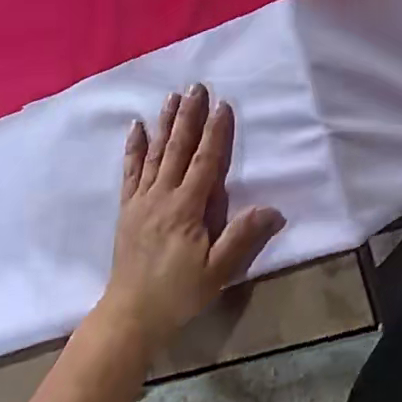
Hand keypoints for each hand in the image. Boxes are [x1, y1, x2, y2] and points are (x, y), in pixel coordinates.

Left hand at [100, 85, 285, 350]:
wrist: (130, 315)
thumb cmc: (179, 293)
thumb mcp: (218, 271)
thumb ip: (242, 237)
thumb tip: (273, 209)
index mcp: (186, 208)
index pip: (205, 162)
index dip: (216, 133)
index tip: (223, 105)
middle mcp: (162, 196)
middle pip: (179, 149)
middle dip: (189, 116)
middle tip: (196, 86)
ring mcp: (141, 200)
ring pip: (156, 154)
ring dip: (165, 123)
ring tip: (172, 96)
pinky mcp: (128, 209)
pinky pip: (131, 171)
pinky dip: (135, 148)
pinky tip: (137, 128)